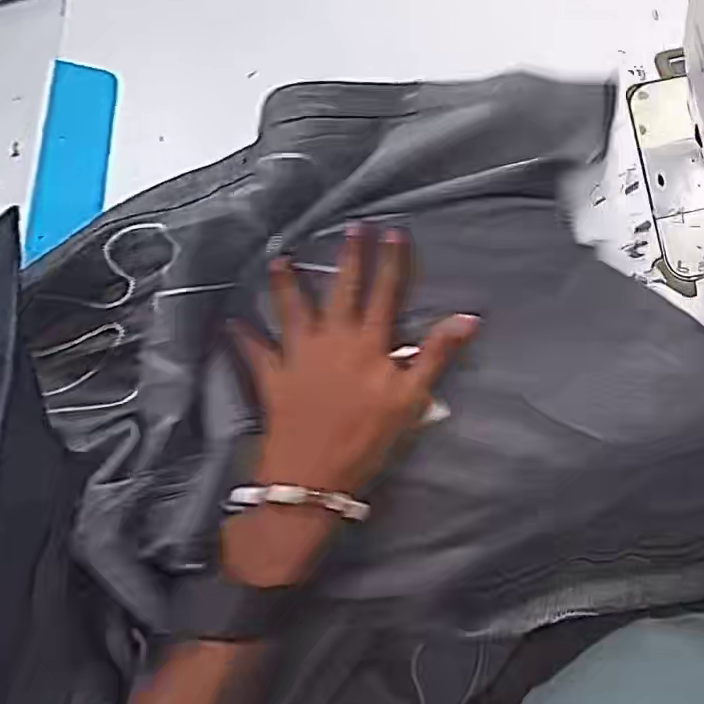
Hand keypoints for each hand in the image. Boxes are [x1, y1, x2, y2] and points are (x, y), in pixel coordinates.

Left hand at [221, 226, 477, 584]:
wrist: (311, 476)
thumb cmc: (367, 436)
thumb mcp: (412, 397)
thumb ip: (438, 354)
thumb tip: (469, 317)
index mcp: (368, 343)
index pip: (384, 293)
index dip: (390, 262)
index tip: (392, 232)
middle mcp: (333, 339)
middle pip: (342, 290)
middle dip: (349, 257)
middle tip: (351, 227)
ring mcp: (299, 356)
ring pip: (293, 311)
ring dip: (288, 284)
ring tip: (280, 258)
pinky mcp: (274, 378)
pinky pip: (256, 352)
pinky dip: (245, 337)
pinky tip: (233, 323)